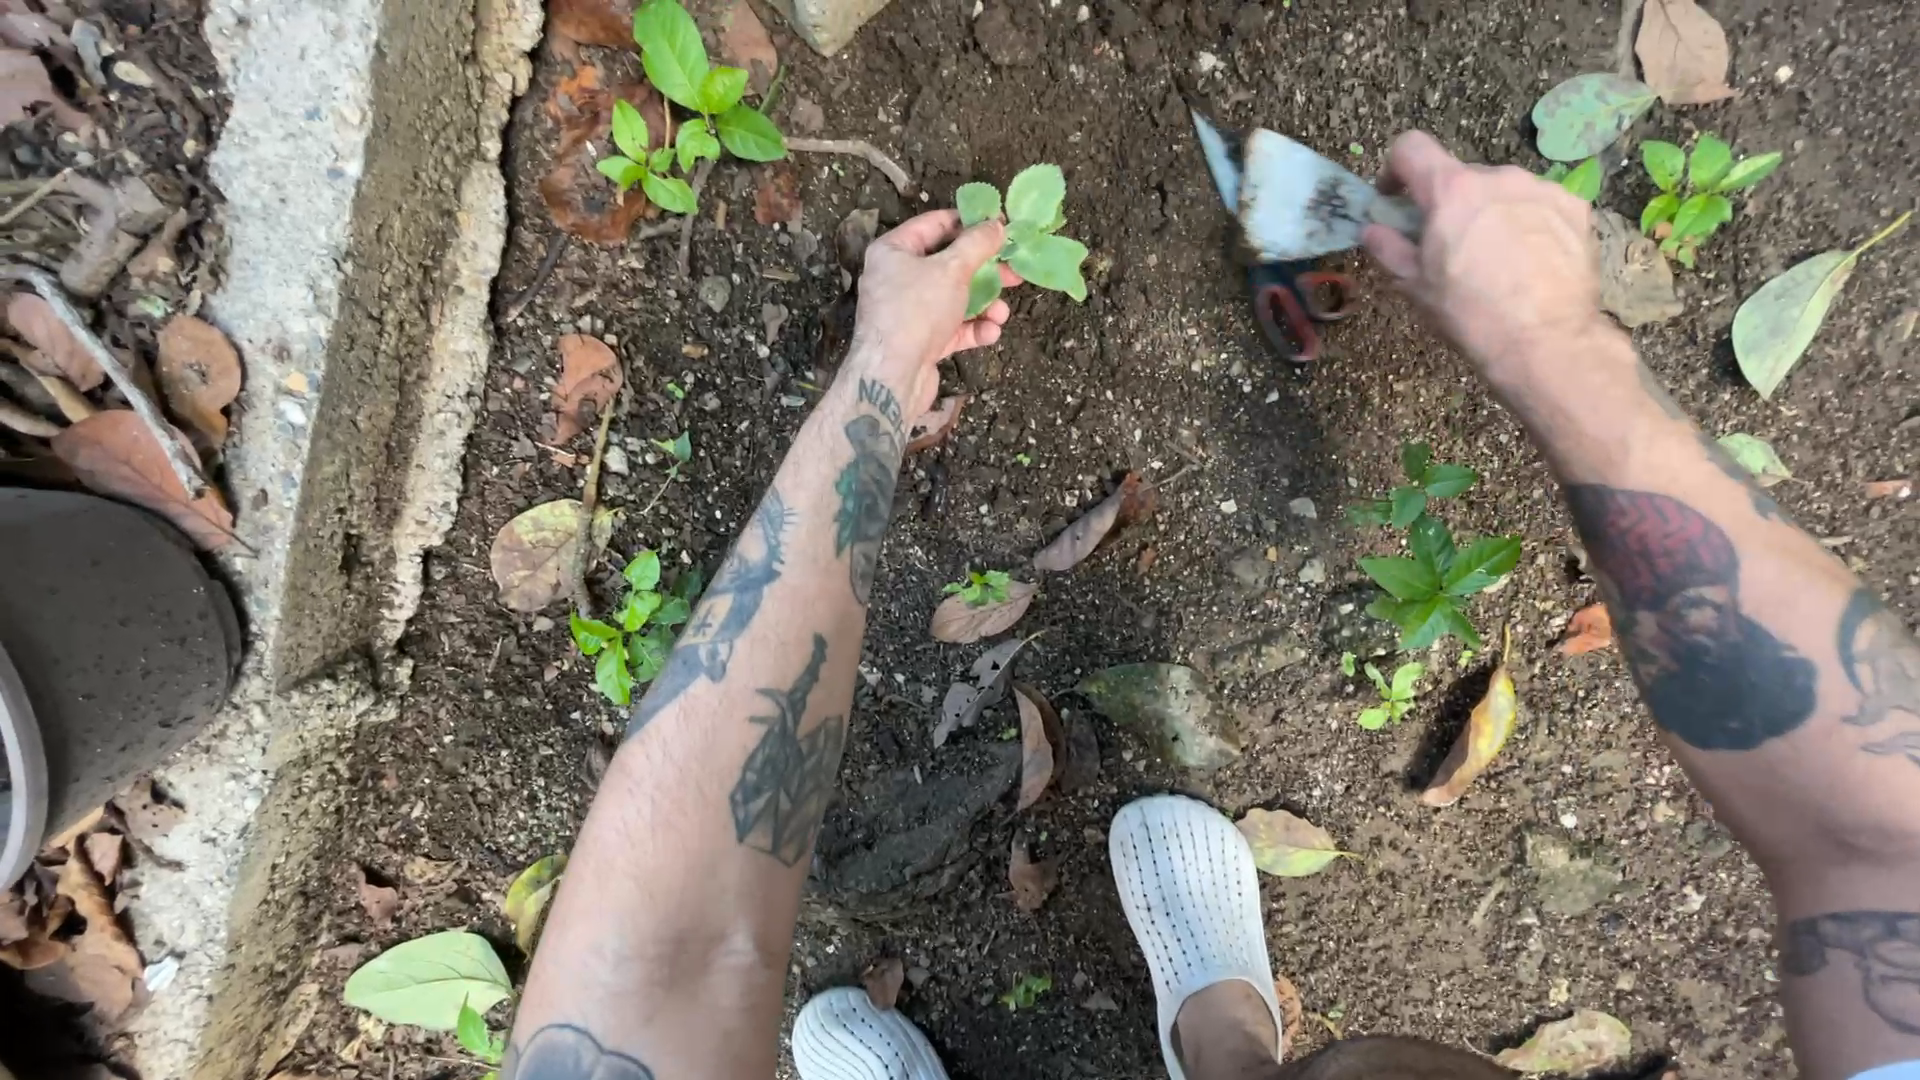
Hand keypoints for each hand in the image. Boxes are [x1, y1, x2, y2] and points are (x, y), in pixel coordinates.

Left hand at [848, 210, 1019, 416]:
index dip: (969, 223)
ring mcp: (909, 312)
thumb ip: (977, 244)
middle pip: (949, 265)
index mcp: (893, 251)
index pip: (935, 225)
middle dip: (984, 272)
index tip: (999, 226)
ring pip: (954, 300)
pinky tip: (990, 333)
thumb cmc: (917, 311)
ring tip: (1002, 313)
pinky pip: (951, 328)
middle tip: (1014, 272)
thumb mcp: (952, 269)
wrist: (893, 377)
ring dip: (984, 305)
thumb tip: (996, 224)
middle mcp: (898, 279)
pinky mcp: (921, 342)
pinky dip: (972, 329)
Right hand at [1363, 131, 1613, 386]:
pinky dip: (1519, 222)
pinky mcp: (1573, 205)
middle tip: (1441, 248)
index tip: (1393, 199)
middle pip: (1458, 178)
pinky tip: (1522, 261)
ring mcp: (1540, 188)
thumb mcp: (1412, 284)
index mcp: (1450, 192)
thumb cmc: (1466, 311)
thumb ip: (1388, 248)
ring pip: (1497, 192)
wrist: (1541, 336)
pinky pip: (1533, 204)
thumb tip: (1372, 229)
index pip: (1411, 148)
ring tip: (1486, 259)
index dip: (1394, 169)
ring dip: (1483, 213)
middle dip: (1444, 205)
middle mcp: (1497, 177)